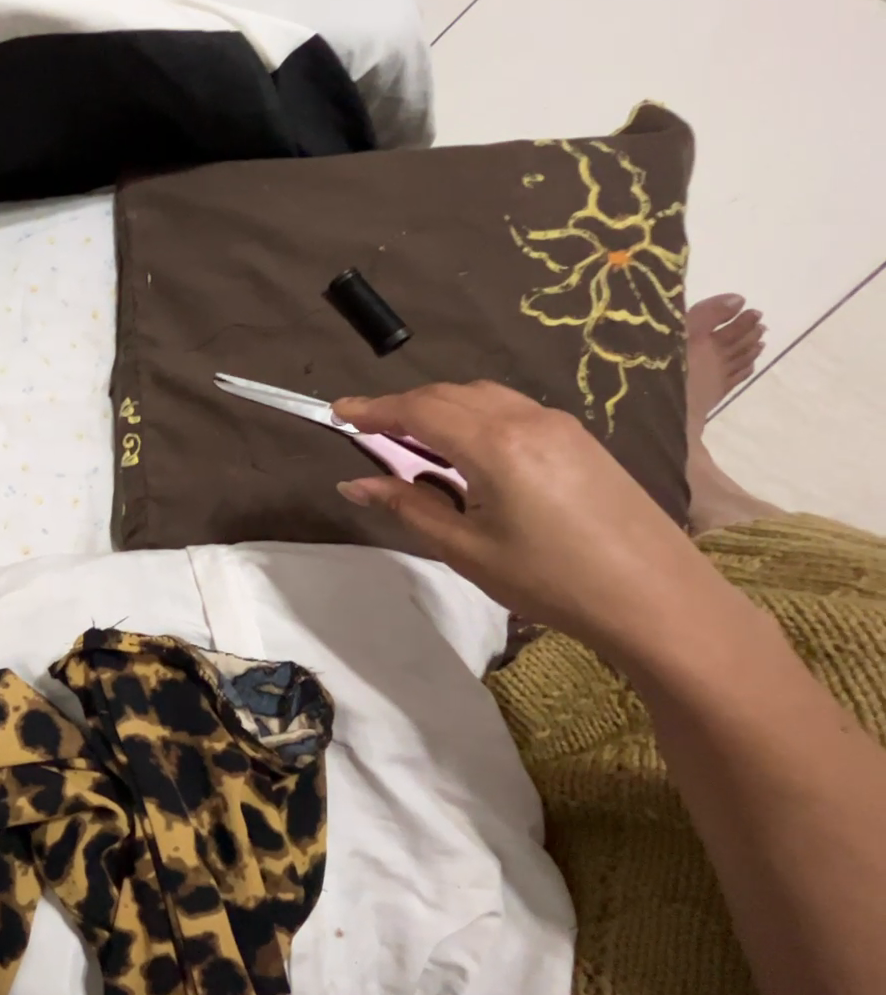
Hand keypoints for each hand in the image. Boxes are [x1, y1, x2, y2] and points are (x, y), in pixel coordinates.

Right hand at [332, 381, 732, 651]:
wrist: (656, 600)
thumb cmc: (549, 579)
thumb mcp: (463, 548)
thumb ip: (406, 507)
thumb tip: (354, 485)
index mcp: (495, 445)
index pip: (419, 410)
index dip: (373, 408)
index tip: (337, 410)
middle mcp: (528, 420)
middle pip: (449, 394)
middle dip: (401, 405)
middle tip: (364, 425)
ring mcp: (560, 426)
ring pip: (482, 396)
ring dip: (438, 406)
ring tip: (406, 434)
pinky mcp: (579, 440)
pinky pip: (511, 409)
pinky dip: (472, 414)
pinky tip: (461, 445)